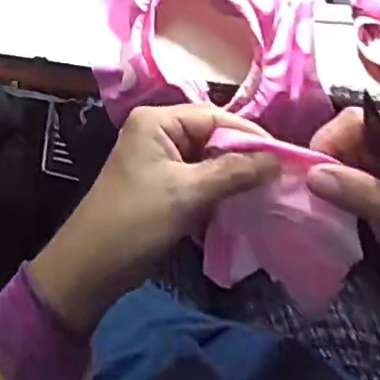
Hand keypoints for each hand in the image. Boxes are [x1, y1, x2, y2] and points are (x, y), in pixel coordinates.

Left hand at [28, 104, 280, 331]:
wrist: (93, 263)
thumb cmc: (137, 219)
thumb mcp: (187, 193)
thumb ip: (232, 172)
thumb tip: (275, 158)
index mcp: (156, 120)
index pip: (213, 115)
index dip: (249, 133)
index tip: (286, 155)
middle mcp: (157, 130)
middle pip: (211, 134)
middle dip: (244, 155)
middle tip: (282, 175)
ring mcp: (159, 157)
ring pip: (207, 157)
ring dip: (234, 174)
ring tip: (269, 190)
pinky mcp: (162, 182)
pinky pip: (198, 177)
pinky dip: (219, 189)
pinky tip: (242, 204)